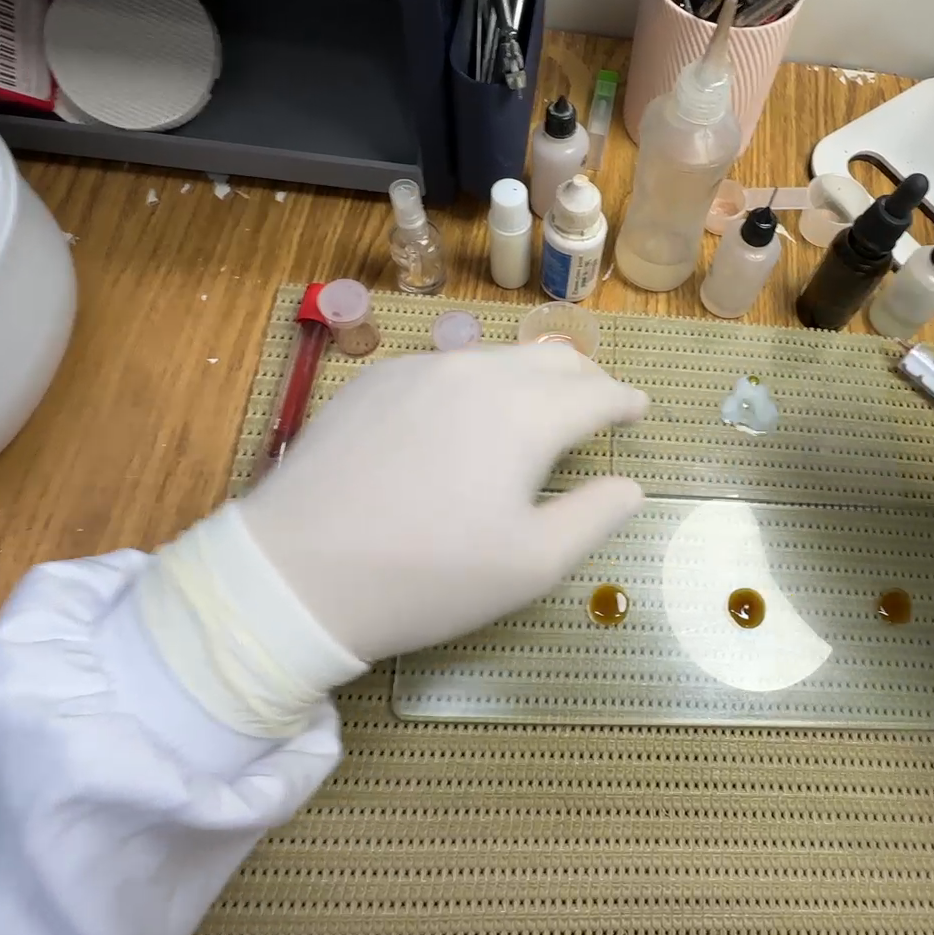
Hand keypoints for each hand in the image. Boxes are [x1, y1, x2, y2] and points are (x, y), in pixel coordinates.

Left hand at [137, 342, 648, 737]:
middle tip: (597, 405)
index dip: (624, 400)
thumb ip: (594, 516)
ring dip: (530, 377)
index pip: (594, 393)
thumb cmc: (427, 576)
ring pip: (497, 357)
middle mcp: (476, 374)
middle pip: (550, 360)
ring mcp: (419, 369)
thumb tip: (630, 486)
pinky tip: (465, 414)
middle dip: (584, 380)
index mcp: (524, 415)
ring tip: (537, 404)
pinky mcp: (375, 380)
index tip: (638, 408)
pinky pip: (446, 367)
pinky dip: (477, 382)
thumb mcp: (531, 564)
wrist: (295, 573)